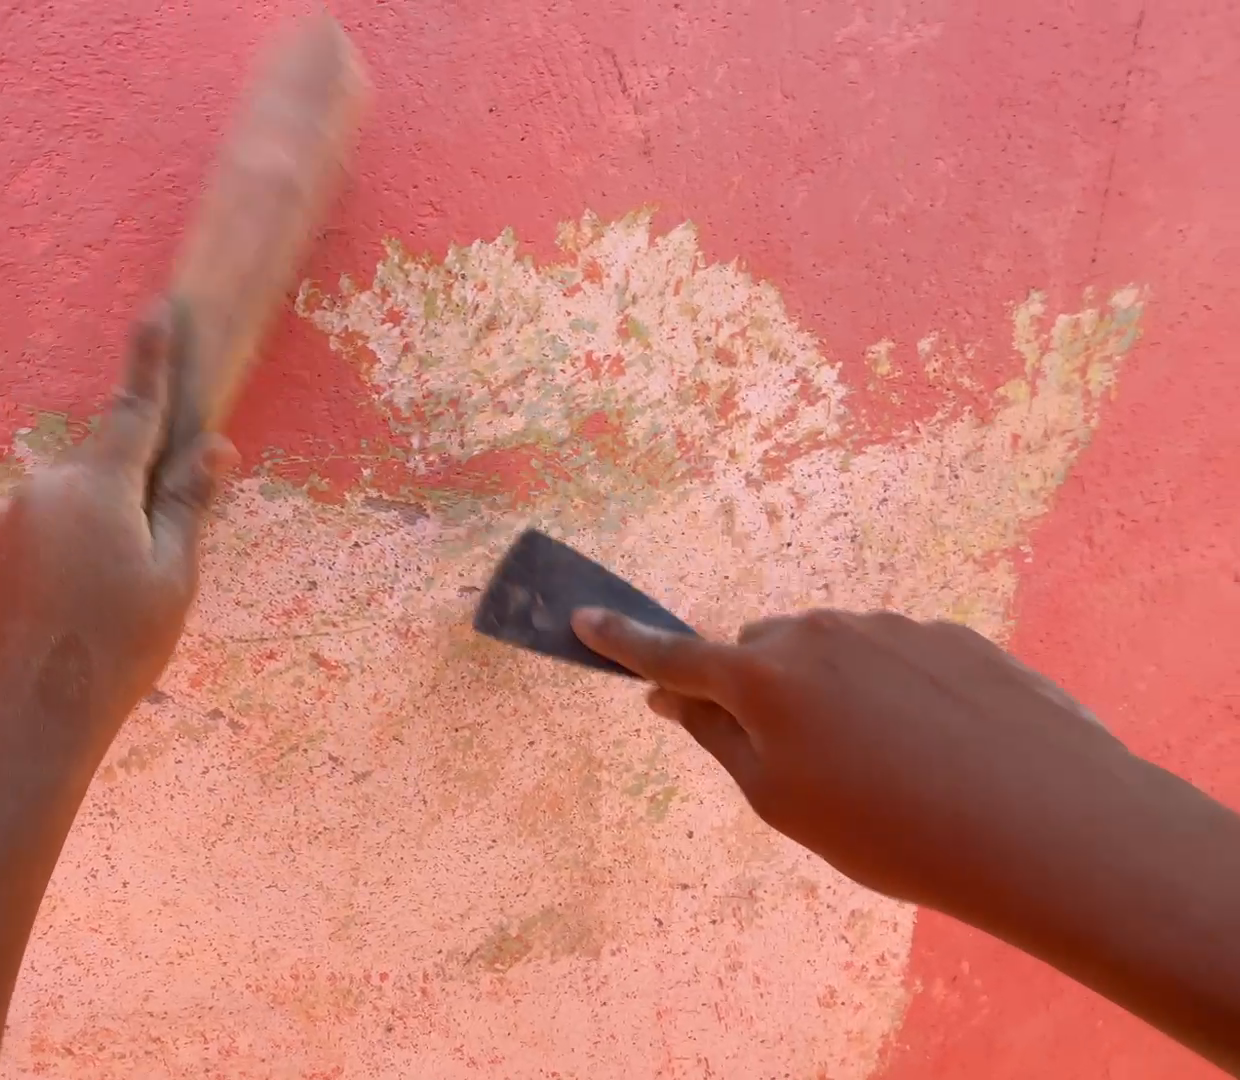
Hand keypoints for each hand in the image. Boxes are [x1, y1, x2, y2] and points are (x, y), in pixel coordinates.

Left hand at [0, 301, 234, 747]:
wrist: (25, 714)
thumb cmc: (117, 645)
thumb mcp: (172, 577)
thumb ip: (186, 505)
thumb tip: (214, 449)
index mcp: (97, 486)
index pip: (133, 410)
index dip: (149, 360)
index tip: (156, 312)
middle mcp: (46, 488)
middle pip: (105, 465)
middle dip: (134, 486)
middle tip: (155, 553)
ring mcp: (11, 520)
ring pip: (74, 501)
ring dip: (101, 525)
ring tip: (113, 597)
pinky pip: (44, 529)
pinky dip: (69, 547)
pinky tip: (76, 605)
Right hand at [571, 609, 1133, 918]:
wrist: (1070, 837)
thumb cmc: (893, 831)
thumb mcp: (779, 801)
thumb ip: (714, 735)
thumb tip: (668, 695)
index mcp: (760, 677)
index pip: (667, 652)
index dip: (619, 639)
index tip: (582, 616)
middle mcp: (813, 633)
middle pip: (752, 648)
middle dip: (752, 683)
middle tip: (793, 747)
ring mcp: (886, 627)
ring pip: (820, 647)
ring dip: (821, 684)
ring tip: (883, 752)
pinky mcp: (950, 635)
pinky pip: (886, 650)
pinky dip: (885, 684)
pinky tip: (936, 739)